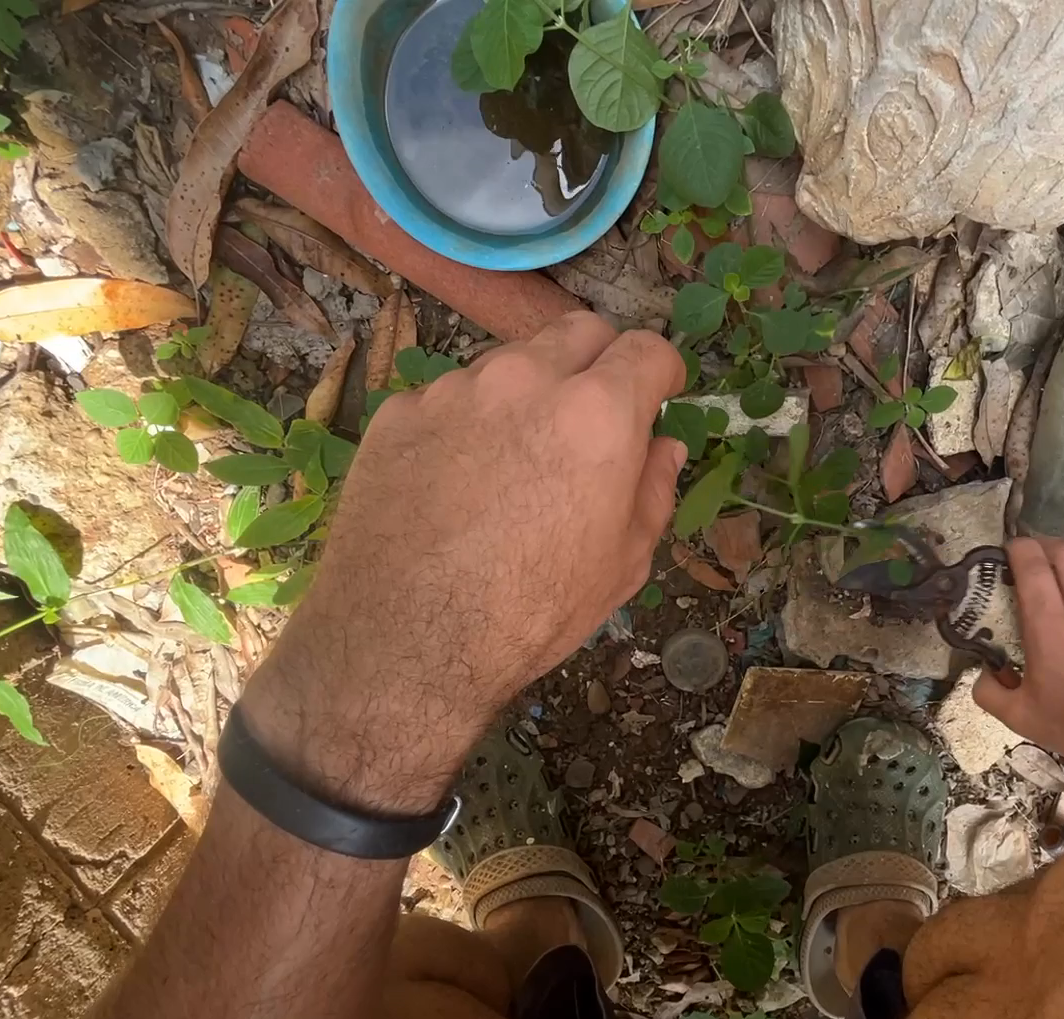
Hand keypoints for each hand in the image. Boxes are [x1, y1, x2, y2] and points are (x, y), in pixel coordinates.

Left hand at [241, 313, 685, 810]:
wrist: (406, 643)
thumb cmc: (533, 611)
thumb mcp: (622, 563)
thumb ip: (653, 490)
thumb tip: (663, 446)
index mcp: (596, 414)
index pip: (647, 349)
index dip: (661, 373)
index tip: (658, 397)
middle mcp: (525, 379)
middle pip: (580, 331)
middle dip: (601, 362)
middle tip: (595, 417)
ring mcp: (454, 389)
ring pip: (511, 363)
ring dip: (530, 393)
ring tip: (514, 461)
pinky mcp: (400, 411)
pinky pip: (451, 397)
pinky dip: (469, 422)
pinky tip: (455, 481)